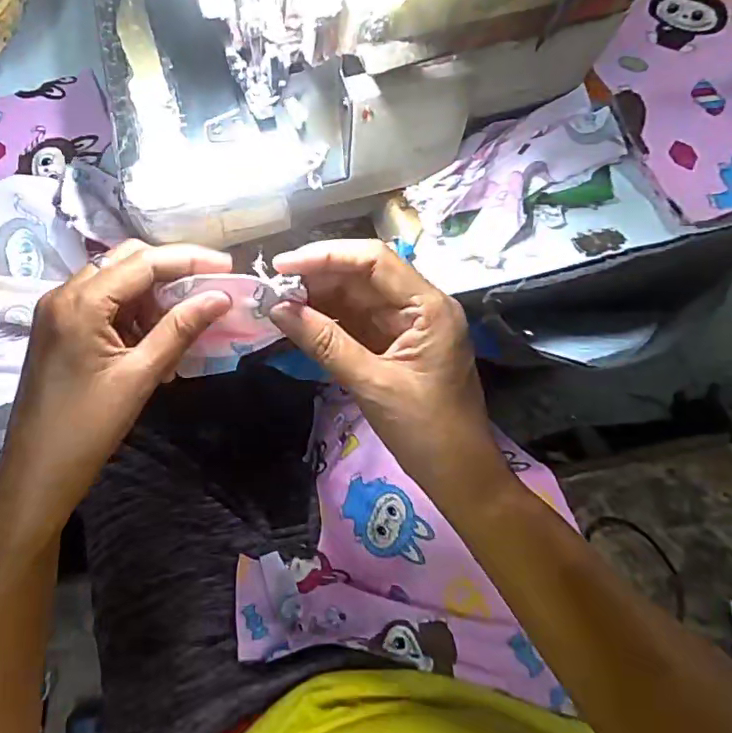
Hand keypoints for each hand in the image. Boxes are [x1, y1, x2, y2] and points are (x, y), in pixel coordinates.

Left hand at [0, 241, 232, 534]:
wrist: (35, 473)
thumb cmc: (87, 428)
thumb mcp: (139, 376)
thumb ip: (180, 329)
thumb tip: (221, 296)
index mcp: (80, 302)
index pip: (143, 262)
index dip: (189, 259)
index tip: (227, 267)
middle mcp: (63, 294)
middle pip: (126, 261)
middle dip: (170, 272)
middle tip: (209, 289)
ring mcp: (56, 310)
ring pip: (114, 281)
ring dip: (151, 296)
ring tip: (183, 326)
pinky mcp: (57, 328)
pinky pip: (100, 304)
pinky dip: (131, 313)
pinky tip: (153, 341)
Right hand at [268, 240, 511, 494]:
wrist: (459, 476)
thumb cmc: (427, 430)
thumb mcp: (372, 384)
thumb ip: (325, 342)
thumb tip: (277, 309)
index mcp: (428, 307)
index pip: (374, 261)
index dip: (326, 256)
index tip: (282, 265)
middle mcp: (418, 307)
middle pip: (362, 274)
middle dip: (316, 276)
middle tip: (271, 287)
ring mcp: (405, 326)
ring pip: (354, 296)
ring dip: (316, 297)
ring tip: (277, 301)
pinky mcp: (391, 344)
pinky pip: (354, 320)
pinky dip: (325, 319)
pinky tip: (297, 319)